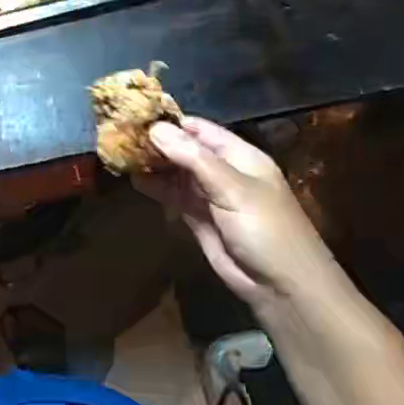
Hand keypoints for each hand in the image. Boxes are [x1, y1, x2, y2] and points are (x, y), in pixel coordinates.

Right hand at [136, 117, 338, 306]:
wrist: (283, 287)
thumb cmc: (265, 229)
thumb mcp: (232, 188)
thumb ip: (193, 158)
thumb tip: (155, 129)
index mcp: (239, 155)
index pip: (199, 129)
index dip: (170, 122)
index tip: (135, 116)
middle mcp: (223, 171)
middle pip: (184, 149)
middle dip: (156, 143)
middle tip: (120, 136)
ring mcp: (210, 196)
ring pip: (176, 172)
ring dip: (152, 164)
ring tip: (121, 155)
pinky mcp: (198, 218)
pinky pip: (173, 195)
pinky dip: (155, 187)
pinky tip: (134, 179)